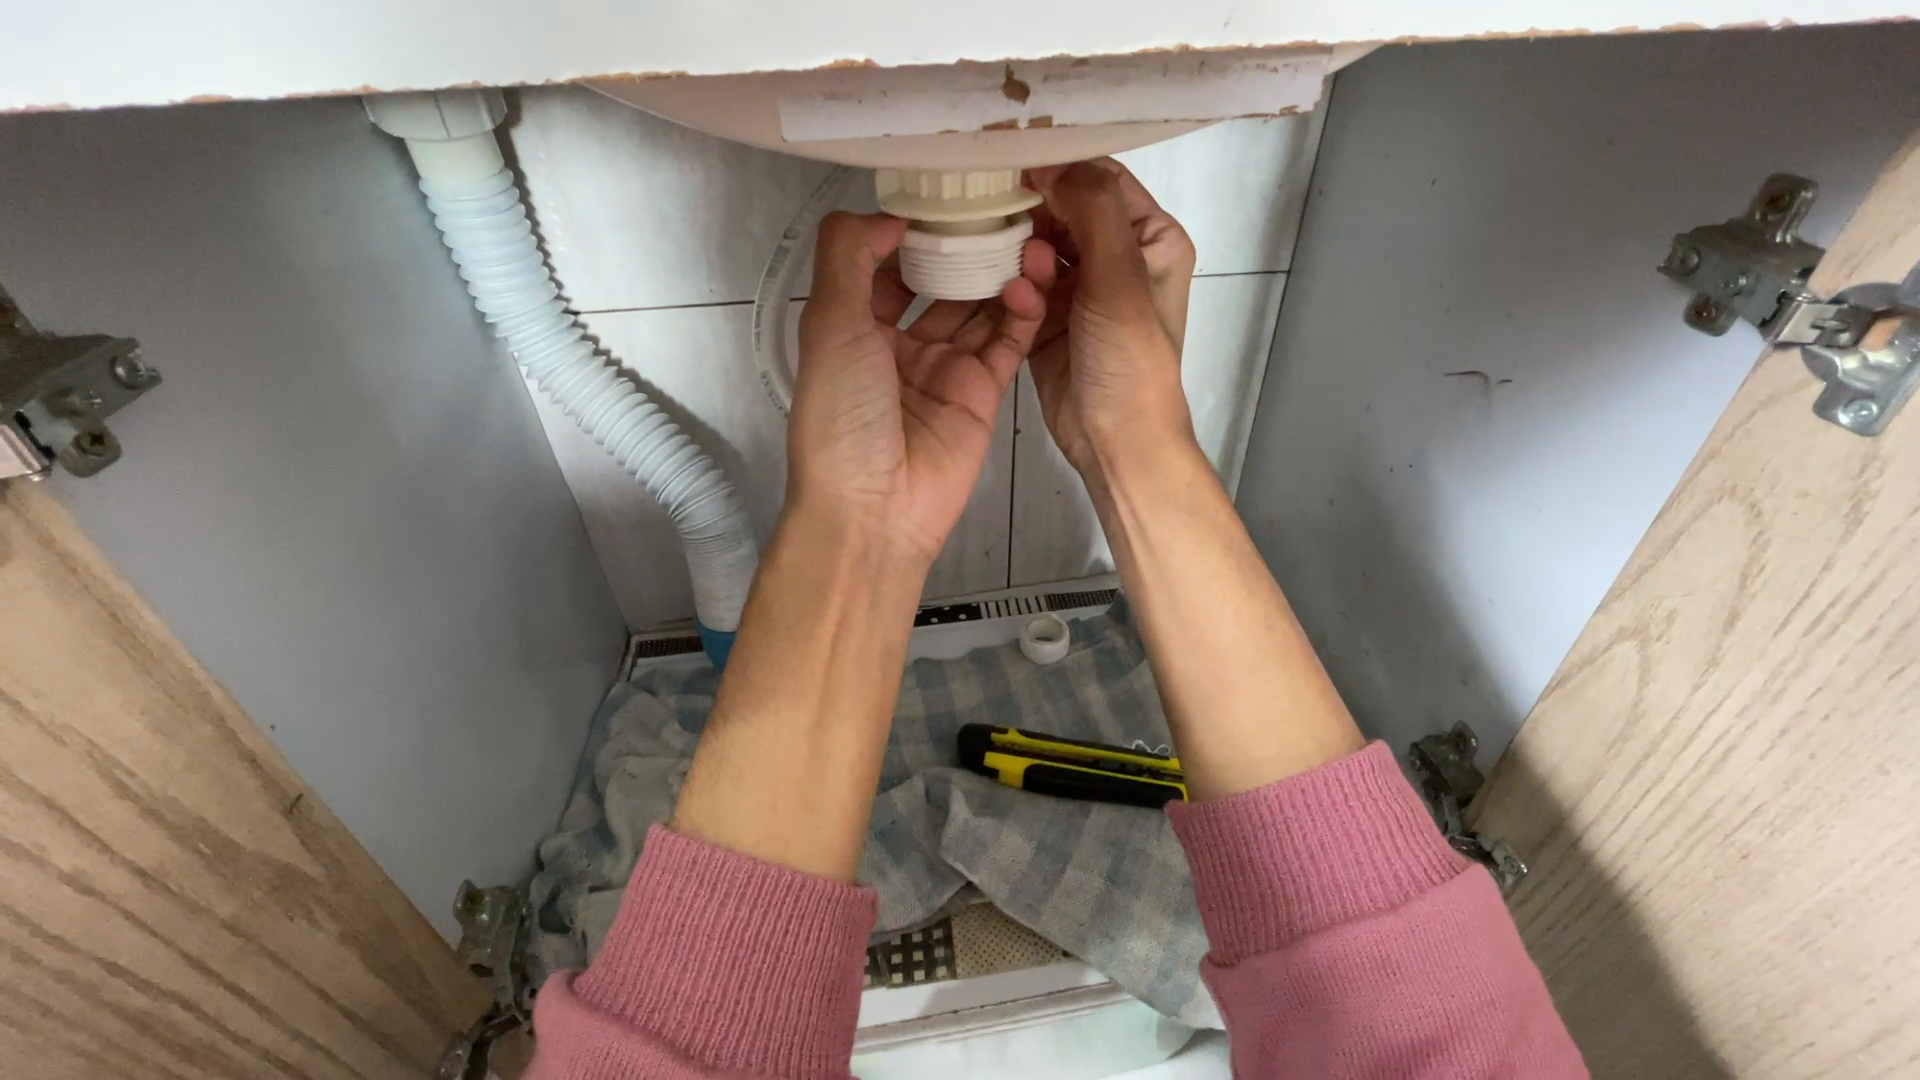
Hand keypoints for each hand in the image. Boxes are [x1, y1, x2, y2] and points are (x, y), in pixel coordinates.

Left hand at [788, 212, 1051, 563]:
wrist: (877, 507)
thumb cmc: (843, 413)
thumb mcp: (828, 324)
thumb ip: (849, 255)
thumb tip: (889, 216)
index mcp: (854, 327)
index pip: (885, 264)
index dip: (911, 229)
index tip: (945, 190)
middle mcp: (899, 344)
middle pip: (938, 282)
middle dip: (963, 246)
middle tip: (999, 203)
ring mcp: (944, 368)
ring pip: (977, 306)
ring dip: (997, 271)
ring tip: (1025, 229)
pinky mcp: (983, 391)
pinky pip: (1007, 342)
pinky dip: (1021, 311)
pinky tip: (1033, 278)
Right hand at [1023, 160, 1199, 479]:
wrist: (1115, 440)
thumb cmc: (1130, 358)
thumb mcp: (1120, 279)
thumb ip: (1092, 211)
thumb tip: (1054, 162)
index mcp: (1150, 238)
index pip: (1102, 180)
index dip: (1060, 167)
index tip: (1010, 161)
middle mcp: (1117, 258)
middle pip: (1064, 211)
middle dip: (1032, 211)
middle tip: (992, 210)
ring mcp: (1080, 291)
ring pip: (1038, 249)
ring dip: (1021, 253)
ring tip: (1010, 265)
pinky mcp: (1048, 321)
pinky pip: (1023, 288)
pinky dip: (1015, 287)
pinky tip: (1010, 295)